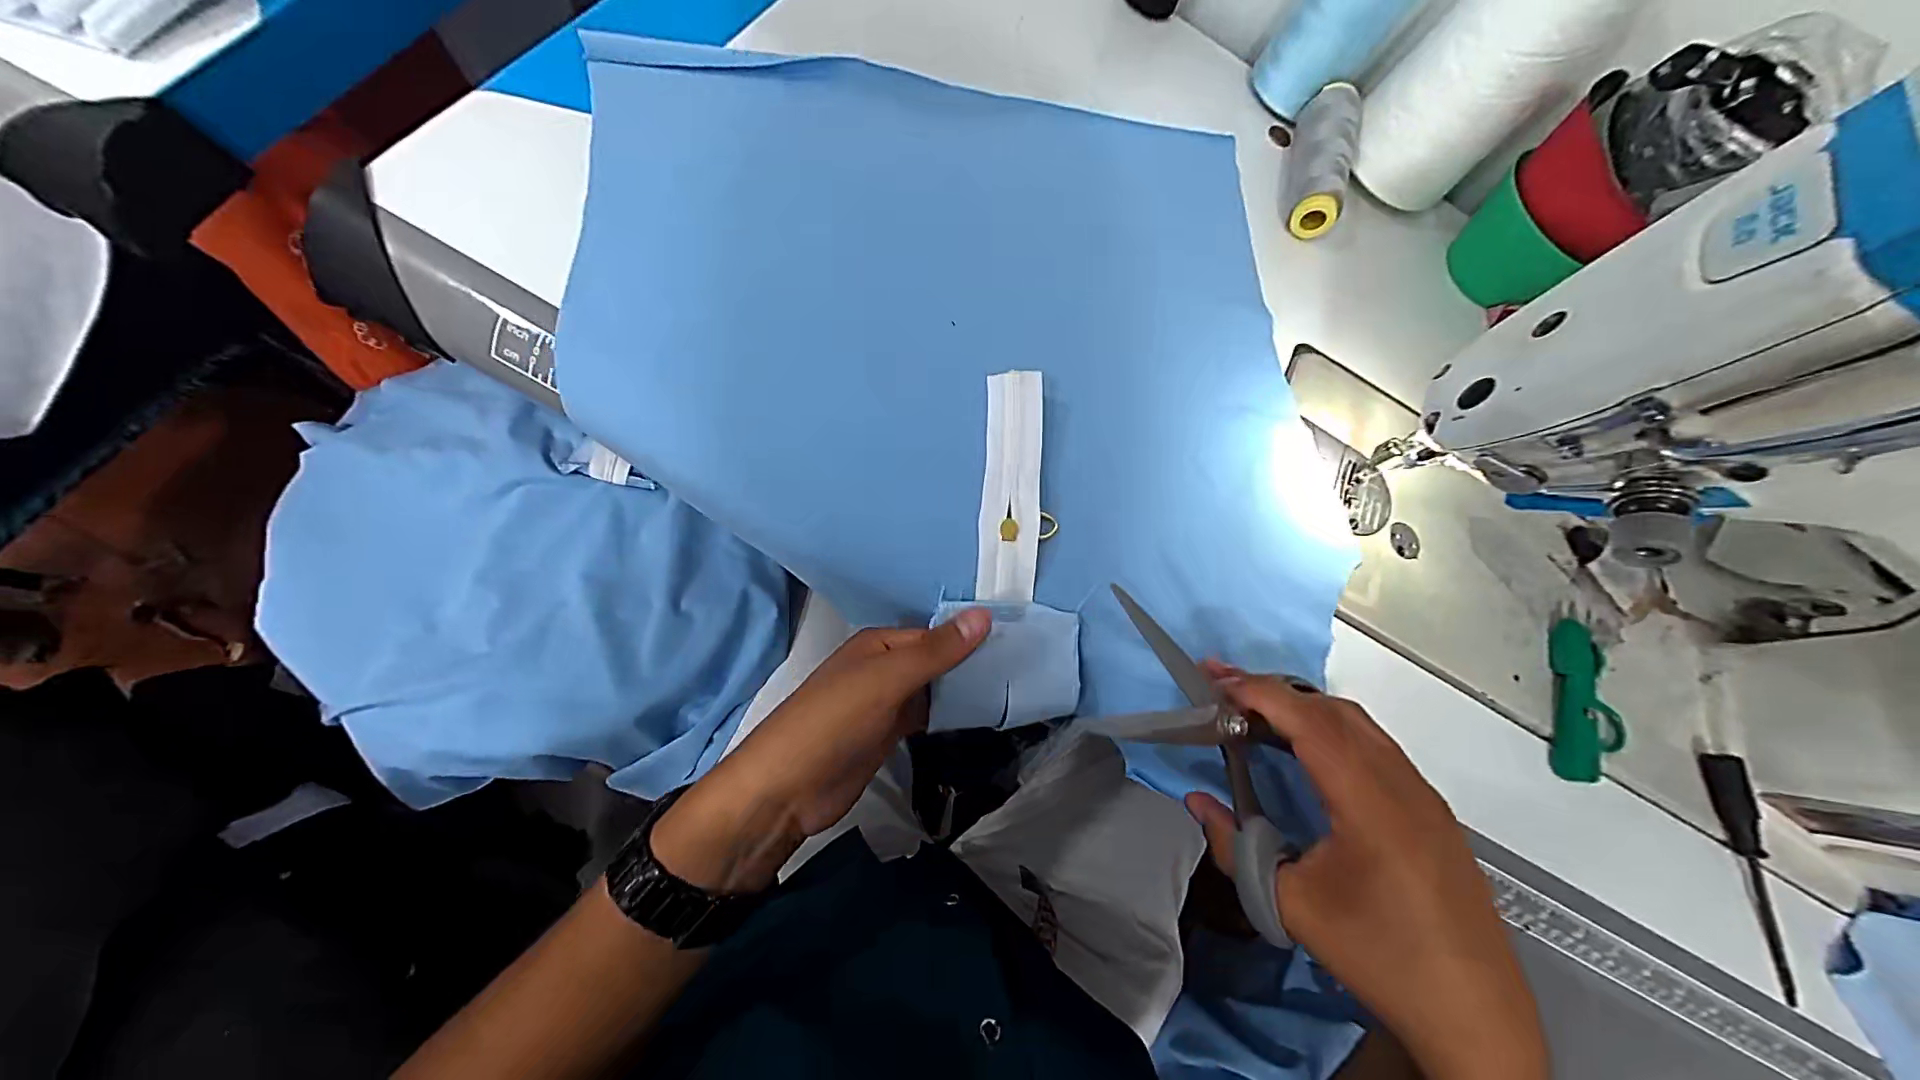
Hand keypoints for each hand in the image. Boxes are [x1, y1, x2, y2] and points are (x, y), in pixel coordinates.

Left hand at [652, 609, 990, 894]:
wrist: (788, 790)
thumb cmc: (834, 722)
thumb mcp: (887, 679)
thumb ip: (936, 651)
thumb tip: (984, 613)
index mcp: (878, 644)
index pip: (935, 633)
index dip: (972, 636)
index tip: (1020, 640)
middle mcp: (882, 668)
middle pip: (935, 660)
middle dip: (971, 662)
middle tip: (1025, 665)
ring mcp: (884, 704)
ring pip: (932, 689)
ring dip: (962, 689)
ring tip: (1014, 687)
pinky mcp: (886, 735)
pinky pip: (925, 717)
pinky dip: (948, 715)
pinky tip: (979, 716)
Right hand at [1184, 668, 1548, 1079]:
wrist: (1474, 1019)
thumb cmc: (1379, 958)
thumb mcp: (1291, 905)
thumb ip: (1234, 846)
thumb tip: (1196, 802)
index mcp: (1372, 804)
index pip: (1311, 723)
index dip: (1261, 693)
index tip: (1217, 681)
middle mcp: (1404, 787)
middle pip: (1335, 712)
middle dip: (1276, 691)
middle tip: (1224, 687)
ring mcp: (1425, 798)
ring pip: (1360, 726)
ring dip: (1305, 708)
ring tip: (1256, 711)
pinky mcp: (1433, 813)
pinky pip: (1377, 748)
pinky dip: (1332, 730)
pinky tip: (1306, 751)